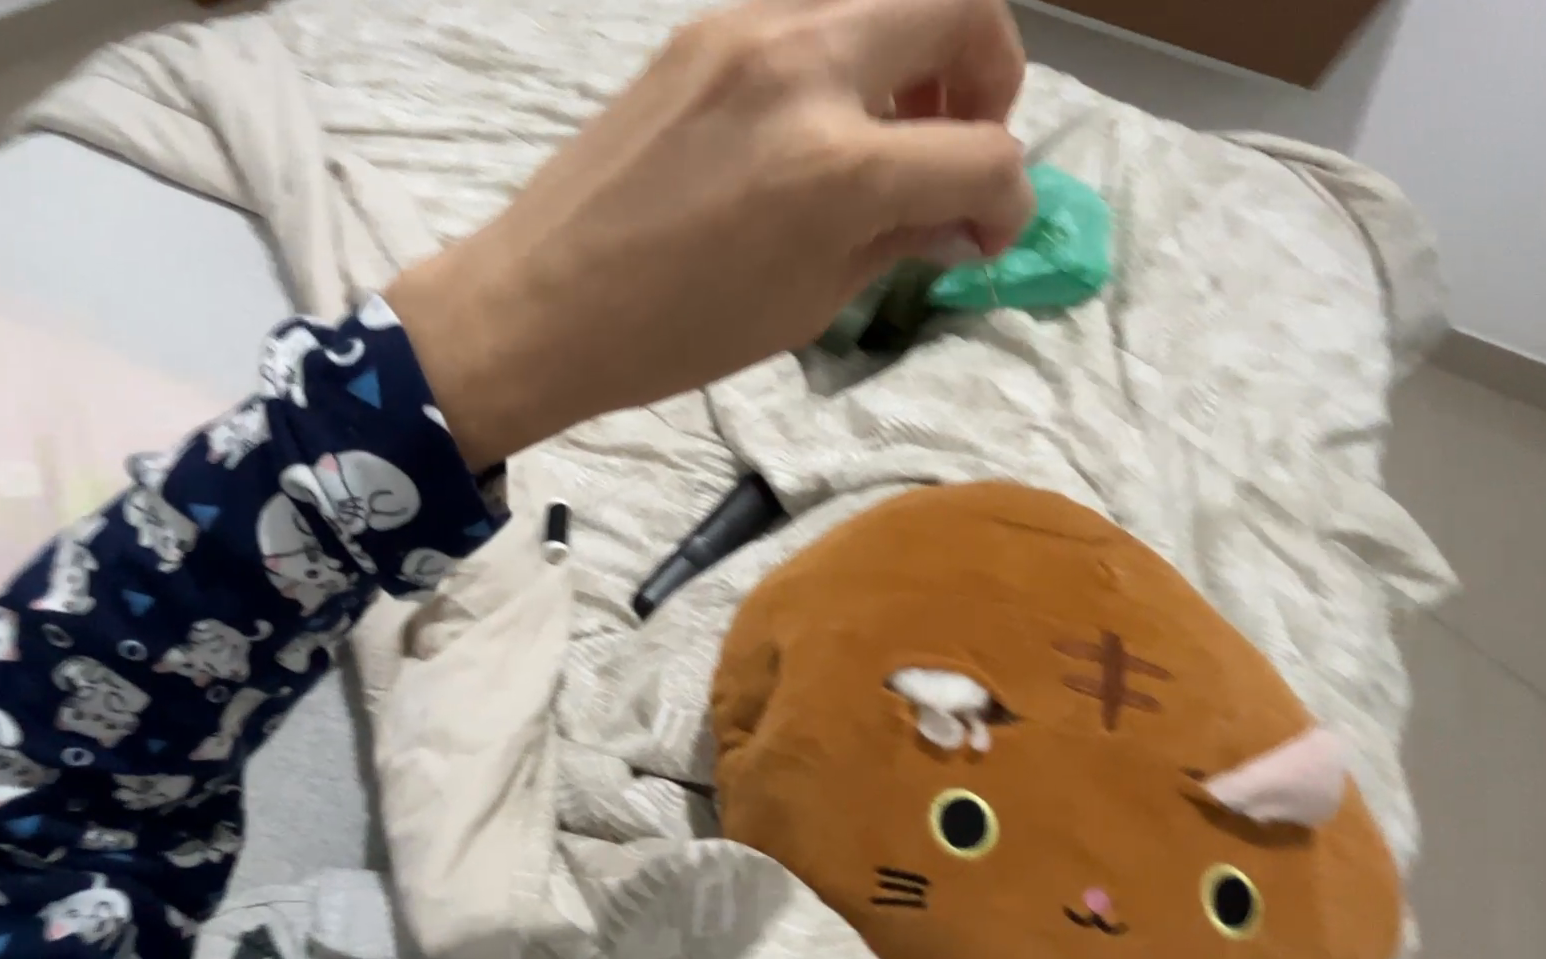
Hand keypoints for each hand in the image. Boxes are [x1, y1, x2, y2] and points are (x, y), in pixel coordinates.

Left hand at [387, 0, 1031, 470]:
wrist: (538, 306)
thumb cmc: (669, 337)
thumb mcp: (802, 307)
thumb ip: (892, 244)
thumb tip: (957, 217)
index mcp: (834, 167)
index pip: (982, 154)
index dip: (1007, 203)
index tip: (986, 232)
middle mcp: (801, 67)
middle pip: (961, 4)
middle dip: (991, 74)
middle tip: (962, 140)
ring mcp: (744, 30)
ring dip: (916, 55)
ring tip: (892, 132)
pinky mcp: (700, 30)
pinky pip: (808, 15)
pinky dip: (845, 58)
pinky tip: (818, 123)